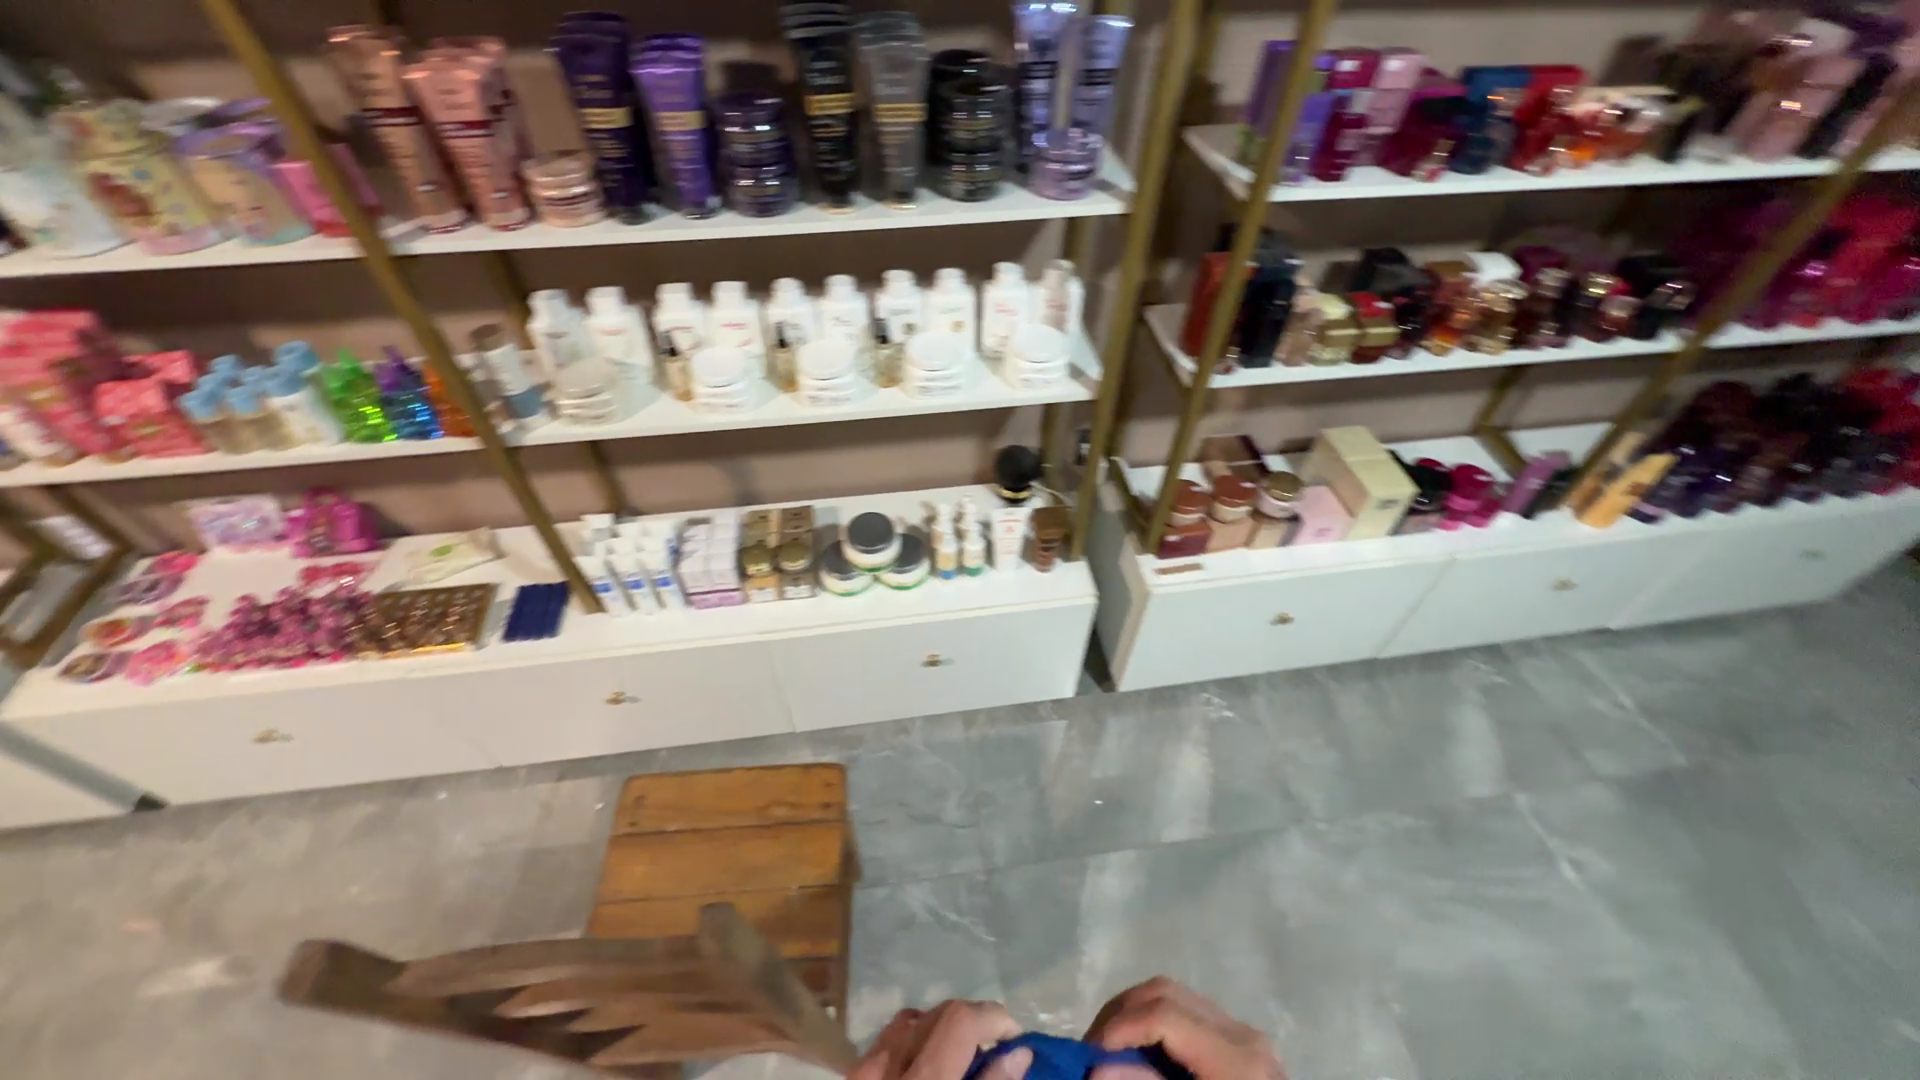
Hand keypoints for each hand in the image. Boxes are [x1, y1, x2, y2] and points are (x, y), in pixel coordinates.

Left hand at [850, 1000, 1027, 1079]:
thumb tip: (1019, 1051)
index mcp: (926, 1078)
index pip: (962, 1019)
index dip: (996, 1020)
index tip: (1017, 1041)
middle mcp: (889, 1061)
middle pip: (941, 1013)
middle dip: (975, 1023)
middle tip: (998, 1050)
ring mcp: (865, 1065)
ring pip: (915, 1019)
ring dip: (946, 1027)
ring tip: (965, 1055)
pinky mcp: (855, 1072)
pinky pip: (890, 1036)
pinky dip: (915, 1037)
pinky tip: (927, 1058)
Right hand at [1084, 978, 1284, 1079]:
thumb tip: (1096, 1069)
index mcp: (1235, 1057)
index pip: (1164, 1013)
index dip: (1119, 1027)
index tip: (1087, 1057)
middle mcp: (1242, 1034)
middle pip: (1165, 992)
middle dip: (1120, 1014)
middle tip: (1090, 1050)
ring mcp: (1244, 1037)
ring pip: (1174, 996)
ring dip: (1135, 1016)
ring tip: (1109, 1052)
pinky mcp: (1240, 1047)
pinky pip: (1187, 1016)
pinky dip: (1155, 1026)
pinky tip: (1139, 1056)